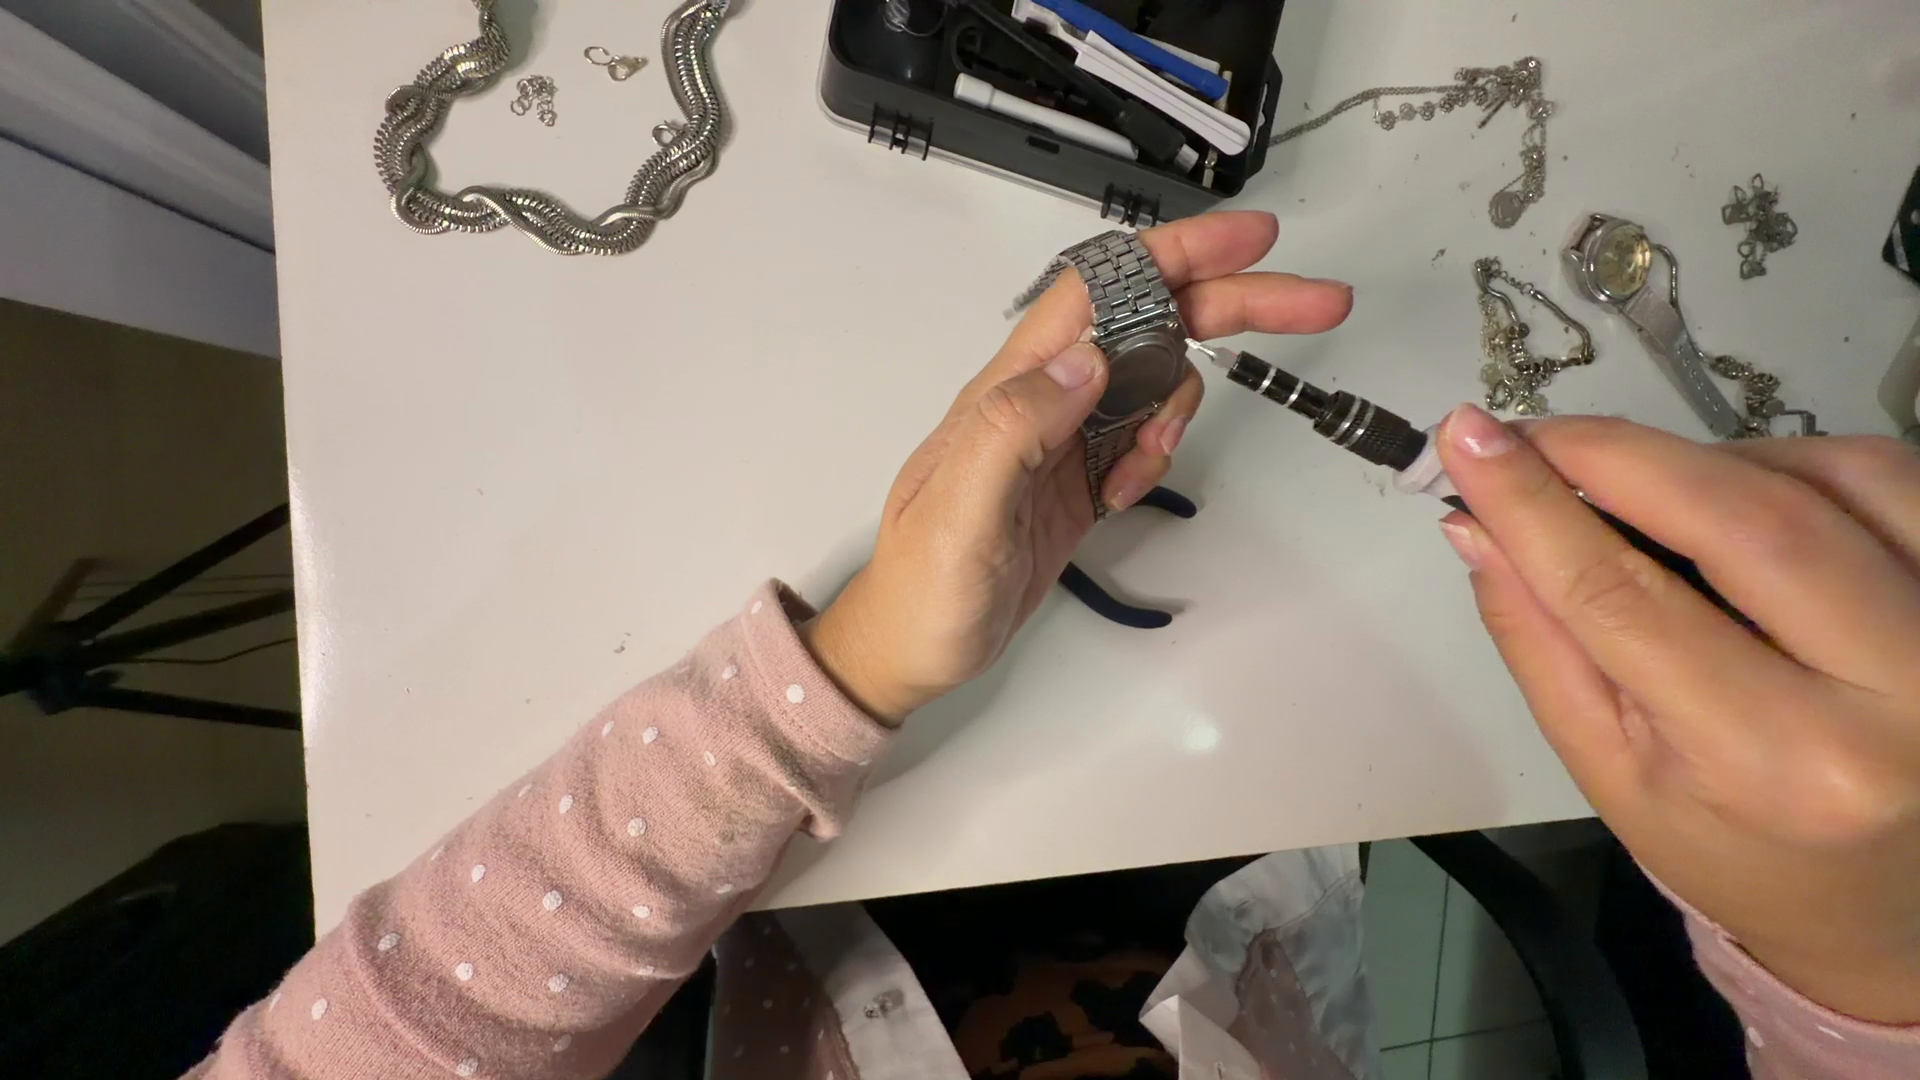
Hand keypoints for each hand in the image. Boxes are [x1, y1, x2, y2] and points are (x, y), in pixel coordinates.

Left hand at [803, 212, 1352, 723]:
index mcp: (1009, 392)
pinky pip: (1137, 444)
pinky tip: (1125, 493)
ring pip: (1150, 386)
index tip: (1253, 242)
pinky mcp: (1075, 484)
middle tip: (1313, 305)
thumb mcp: (960, 513)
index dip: (1175, 256)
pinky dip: (1154, 459)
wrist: (916, 646)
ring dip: (1178, 410)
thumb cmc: (924, 588)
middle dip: (1229, 305)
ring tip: (1147, 463)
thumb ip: (1014, 430)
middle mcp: (1040, 404)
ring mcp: (1062, 444)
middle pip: (1146, 325)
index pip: (1099, 294)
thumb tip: (1087, 359)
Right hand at [1436, 405, 1919, 1023]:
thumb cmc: (1717, 838)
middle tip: (1522, 433)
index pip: (1617, 596)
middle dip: (1608, 454)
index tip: (1463, 437)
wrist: (1890, 897)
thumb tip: (1474, 526)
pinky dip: (1781, 458)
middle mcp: (1906, 694)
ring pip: (1827, 478)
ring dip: (1693, 458)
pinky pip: (1890, 476)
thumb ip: (1533, 637)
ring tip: (1623, 486)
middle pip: (1742, 520)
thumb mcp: (1597, 758)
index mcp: (1770, 759)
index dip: (1529, 503)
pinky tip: (1724, 493)